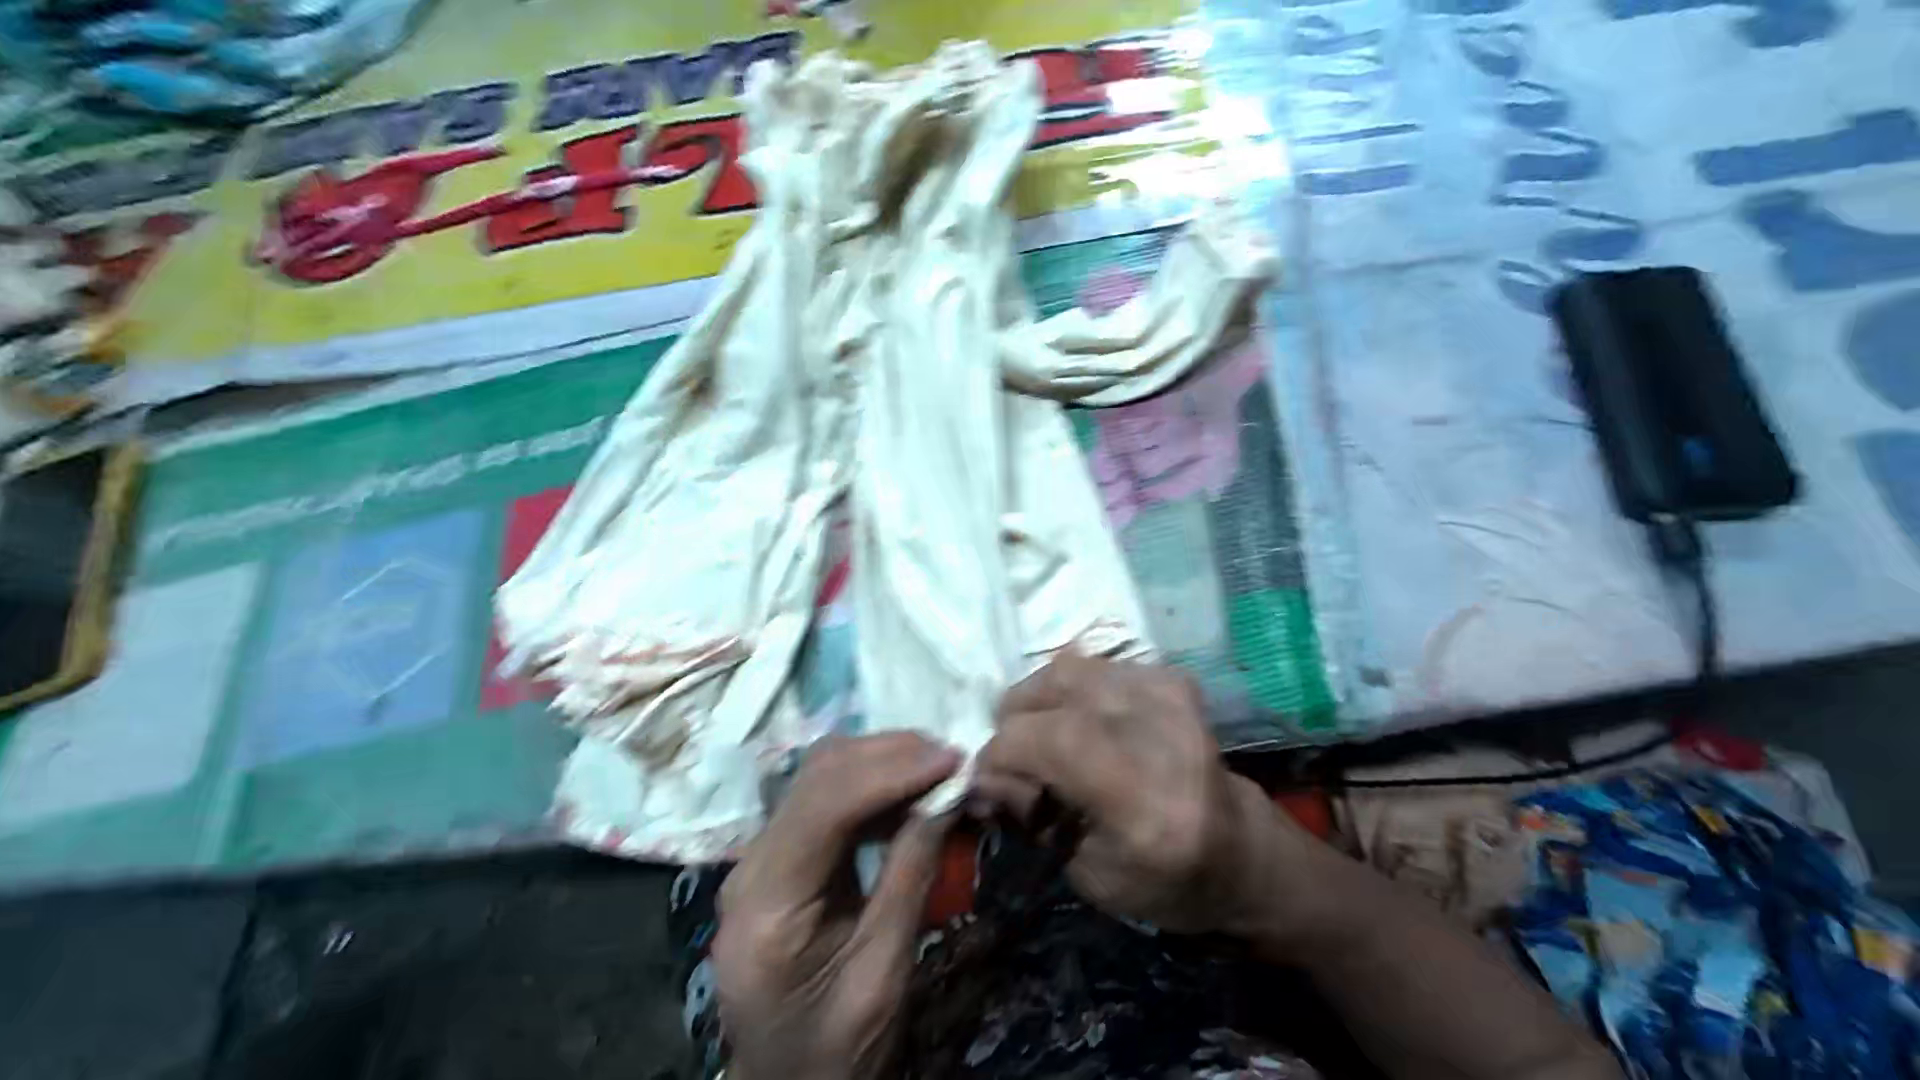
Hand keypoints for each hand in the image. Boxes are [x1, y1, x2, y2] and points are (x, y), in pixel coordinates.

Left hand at [714, 734, 959, 1079]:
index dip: (890, 772)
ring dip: (881, 760)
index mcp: (769, 906)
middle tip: (950, 757)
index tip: (950, 760)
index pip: (825, 808)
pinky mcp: (776, 855)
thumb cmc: (838, 1046)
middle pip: (817, 777)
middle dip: (889, 755)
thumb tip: (947, 797)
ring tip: (935, 766)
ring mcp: (758, 857)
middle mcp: (751, 866)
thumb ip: (911, 877)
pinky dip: (869, 782)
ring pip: (818, 775)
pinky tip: (906, 788)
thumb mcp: (885, 972)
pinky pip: (822, 796)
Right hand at [976, 652, 1319, 936]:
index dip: (995, 757)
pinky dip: (1070, 692)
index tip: (988, 784)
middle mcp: (1157, 729)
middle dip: (1013, 725)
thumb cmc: (1164, 881)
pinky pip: (1092, 664)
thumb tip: (978, 772)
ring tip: (1044, 737)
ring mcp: (1169, 693)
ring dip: (1038, 701)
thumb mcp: (1085, 872)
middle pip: (1047, 690)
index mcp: (1140, 796)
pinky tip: (1082, 723)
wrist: (1241, 850)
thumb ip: (1026, 813)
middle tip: (1018, 763)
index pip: (1037, 740)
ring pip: (1064, 666)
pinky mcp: (1171, 677)